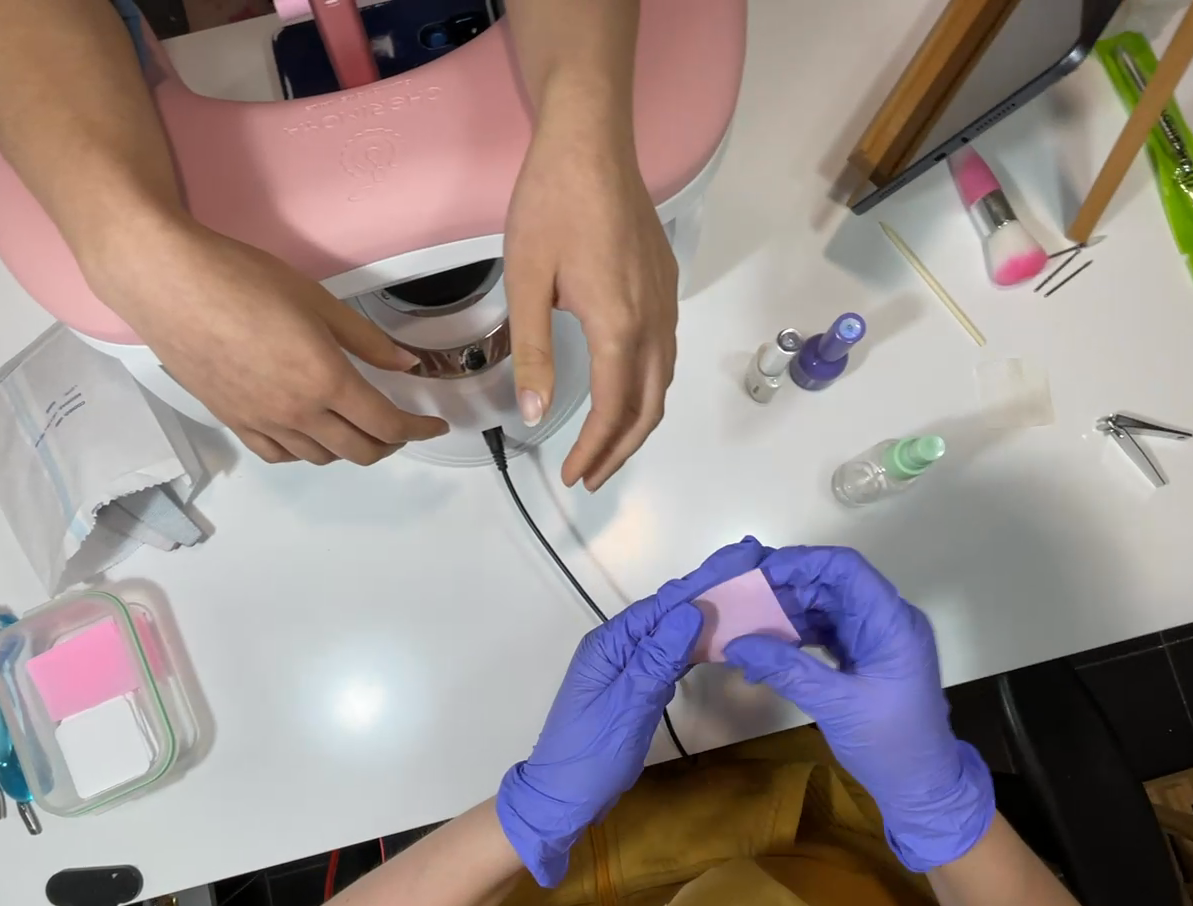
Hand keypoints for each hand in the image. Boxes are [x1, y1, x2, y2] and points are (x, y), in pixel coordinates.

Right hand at [92, 218, 448, 464]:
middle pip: (360, 451)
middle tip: (401, 428)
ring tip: (358, 426)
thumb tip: (407, 365)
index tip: (435, 426)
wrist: (166, 282)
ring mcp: (263, 422)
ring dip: (351, 449)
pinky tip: (311, 435)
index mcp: (326, 382)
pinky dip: (306, 452)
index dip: (419, 431)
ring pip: (322, 458)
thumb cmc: (244, 280)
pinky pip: (280, 456)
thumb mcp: (319, 303)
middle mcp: (298, 413)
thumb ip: (369, 341)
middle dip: (391, 444)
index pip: (387, 425)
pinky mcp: (234, 422)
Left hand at [498, 537, 768, 884]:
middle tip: (752, 572)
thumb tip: (691, 611)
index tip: (741, 562)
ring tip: (745, 601)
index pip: (662, 606)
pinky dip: (694, 650)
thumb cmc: (591, 754)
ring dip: (705, 620)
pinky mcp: (635, 688)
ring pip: (670, 635)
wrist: (563, 798)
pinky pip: (668, 659)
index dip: (701, 584)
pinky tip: (718, 644)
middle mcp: (617, 648)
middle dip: (707, 594)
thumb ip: (657, 659)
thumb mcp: (627, 705)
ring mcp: (625, 668)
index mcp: (610, 644)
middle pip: (667, 614)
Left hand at [504, 104, 679, 490]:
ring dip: (636, 425)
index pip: (613, 411)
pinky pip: (665, 357)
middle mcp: (653, 322)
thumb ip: (532, 353)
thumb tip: (535, 415)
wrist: (591, 140)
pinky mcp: (666, 287)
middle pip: (648, 409)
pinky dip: (647, 392)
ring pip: (662, 385)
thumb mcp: (526, 282)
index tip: (571, 477)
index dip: (594, 451)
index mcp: (618, 325)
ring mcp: (666, 304)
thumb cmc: (550, 204)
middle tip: (592, 477)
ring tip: (606, 448)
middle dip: (620, 451)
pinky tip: (625, 394)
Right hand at [723, 546, 993, 871]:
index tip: (761, 575)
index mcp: (892, 623)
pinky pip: (824, 629)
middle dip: (786, 587)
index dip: (802, 563)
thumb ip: (787, 670)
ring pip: (824, 605)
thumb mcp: (836, 706)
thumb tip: (735, 643)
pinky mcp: (861, 655)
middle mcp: (884, 620)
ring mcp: (873, 637)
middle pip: (831, 583)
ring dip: (786, 611)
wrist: (921, 787)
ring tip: (747, 622)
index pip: (846, 569)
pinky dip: (794, 634)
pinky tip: (765, 645)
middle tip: (743, 599)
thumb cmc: (891, 744)